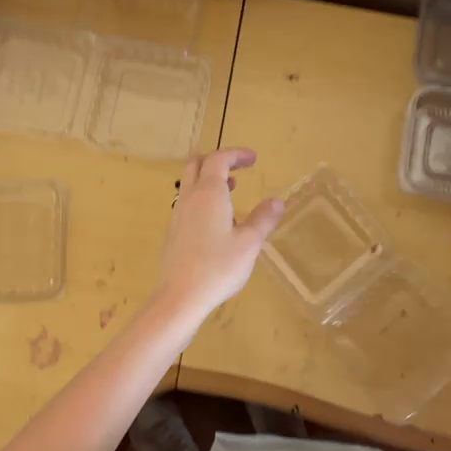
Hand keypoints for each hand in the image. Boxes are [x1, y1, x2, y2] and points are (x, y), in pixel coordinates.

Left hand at [157, 148, 283, 316]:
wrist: (180, 296)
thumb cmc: (218, 267)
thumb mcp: (249, 243)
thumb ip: (263, 219)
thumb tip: (277, 202)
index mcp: (208, 193)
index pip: (219, 160)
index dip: (236, 154)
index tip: (254, 158)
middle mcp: (189, 198)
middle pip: (196, 164)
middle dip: (218, 160)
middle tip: (239, 168)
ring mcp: (177, 215)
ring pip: (189, 184)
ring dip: (209, 180)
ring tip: (232, 192)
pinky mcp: (174, 232)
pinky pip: (187, 202)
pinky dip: (202, 198)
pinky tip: (218, 221)